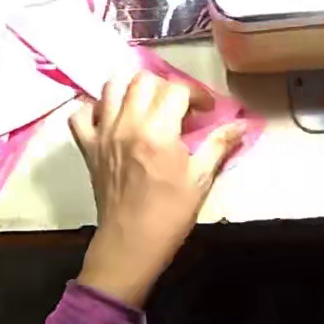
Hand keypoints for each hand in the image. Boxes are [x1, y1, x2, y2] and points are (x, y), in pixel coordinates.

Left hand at [69, 72, 247, 306]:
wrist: (131, 243)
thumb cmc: (170, 215)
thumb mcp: (200, 179)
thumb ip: (219, 145)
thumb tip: (243, 125)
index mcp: (158, 132)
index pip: (177, 90)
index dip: (197, 95)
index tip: (207, 111)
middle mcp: (127, 124)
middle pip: (143, 80)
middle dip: (166, 87)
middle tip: (178, 108)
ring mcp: (103, 134)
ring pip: (111, 86)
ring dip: (132, 88)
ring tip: (147, 105)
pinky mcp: (88, 147)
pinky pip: (80, 114)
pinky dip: (94, 108)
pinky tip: (111, 118)